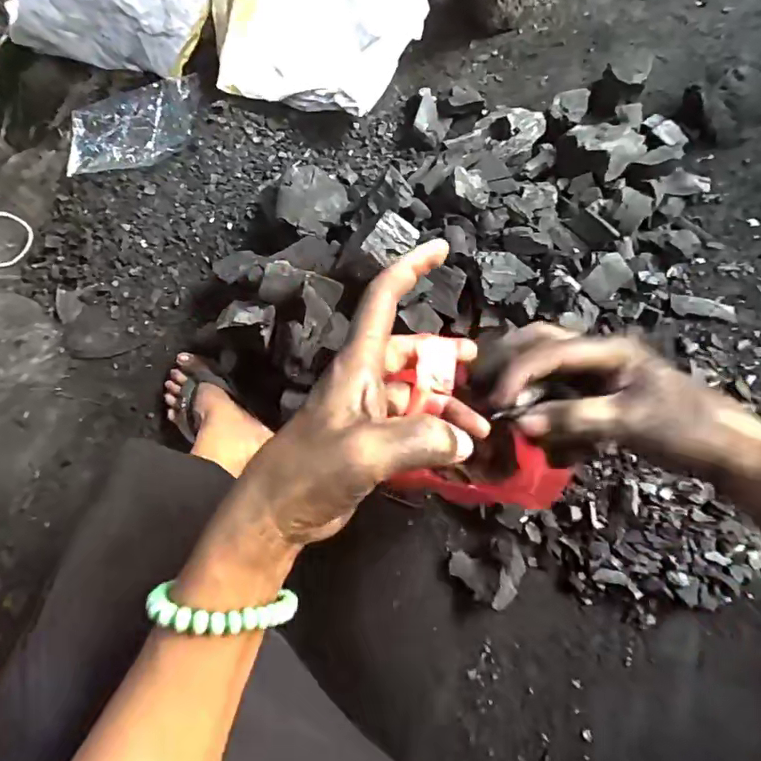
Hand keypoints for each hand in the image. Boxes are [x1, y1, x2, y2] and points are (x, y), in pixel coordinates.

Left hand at [229, 240, 492, 546]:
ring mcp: (367, 412)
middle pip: (412, 352)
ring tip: (482, 431)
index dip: (409, 269)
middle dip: (446, 357)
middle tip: (481, 368)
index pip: (383, 301)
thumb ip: (418, 440)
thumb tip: (464, 438)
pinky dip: (438, 436)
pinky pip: (413, 428)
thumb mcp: (364, 452)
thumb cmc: (310, 470)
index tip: (440, 248)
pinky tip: (461, 455)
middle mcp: (363, 381)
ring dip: (449, 407)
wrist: (278, 512)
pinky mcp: (371, 442)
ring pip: (418, 394)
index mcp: (356, 366)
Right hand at [483, 323, 760, 494]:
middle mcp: (598, 351)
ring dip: (519, 379)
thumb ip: (573, 419)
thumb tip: (519, 423)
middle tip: (480, 387)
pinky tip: (535, 424)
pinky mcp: (600, 390)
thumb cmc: (687, 430)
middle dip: (506, 362)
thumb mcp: (629, 423)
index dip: (514, 373)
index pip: (546, 351)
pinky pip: (557, 386)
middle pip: (536, 342)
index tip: (495, 402)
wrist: (735, 452)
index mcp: (608, 349)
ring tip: (497, 399)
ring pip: (543, 361)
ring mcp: (599, 370)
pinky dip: (540, 401)